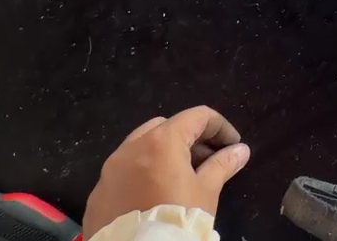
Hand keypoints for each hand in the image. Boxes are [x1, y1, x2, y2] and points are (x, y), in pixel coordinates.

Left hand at [83, 106, 249, 237]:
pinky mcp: (95, 199)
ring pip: (139, 149)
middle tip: (205, 158)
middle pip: (165, 127)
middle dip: (188, 137)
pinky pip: (122, 175)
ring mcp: (107, 174)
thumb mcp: (207, 191)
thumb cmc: (175, 218)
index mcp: (161, 141)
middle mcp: (130, 149)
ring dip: (161, 155)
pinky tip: (152, 197)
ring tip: (178, 177)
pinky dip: (140, 176)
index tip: (232, 145)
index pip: (197, 117)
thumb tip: (240, 151)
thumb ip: (223, 165)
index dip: (220, 127)